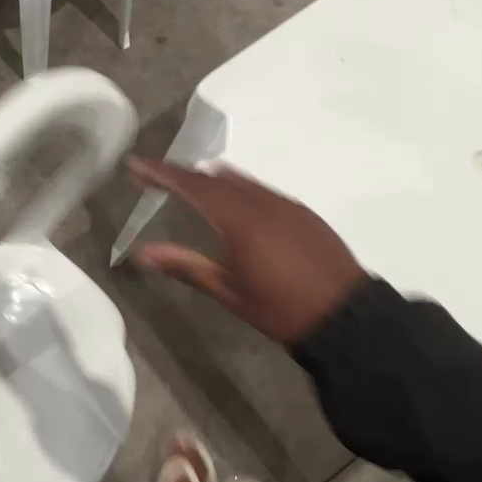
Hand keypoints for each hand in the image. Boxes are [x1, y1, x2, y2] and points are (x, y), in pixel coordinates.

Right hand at [128, 156, 367, 345]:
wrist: (346, 317)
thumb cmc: (281, 309)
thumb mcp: (228, 291)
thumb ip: (185, 266)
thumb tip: (142, 253)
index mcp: (238, 219)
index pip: (191, 185)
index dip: (160, 173)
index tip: (134, 165)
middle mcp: (261, 202)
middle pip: (213, 178)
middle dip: (181, 175)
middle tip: (154, 177)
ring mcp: (286, 205)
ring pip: (240, 181)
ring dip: (211, 180)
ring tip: (189, 185)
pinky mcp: (303, 213)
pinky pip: (261, 190)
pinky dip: (238, 189)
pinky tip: (235, 204)